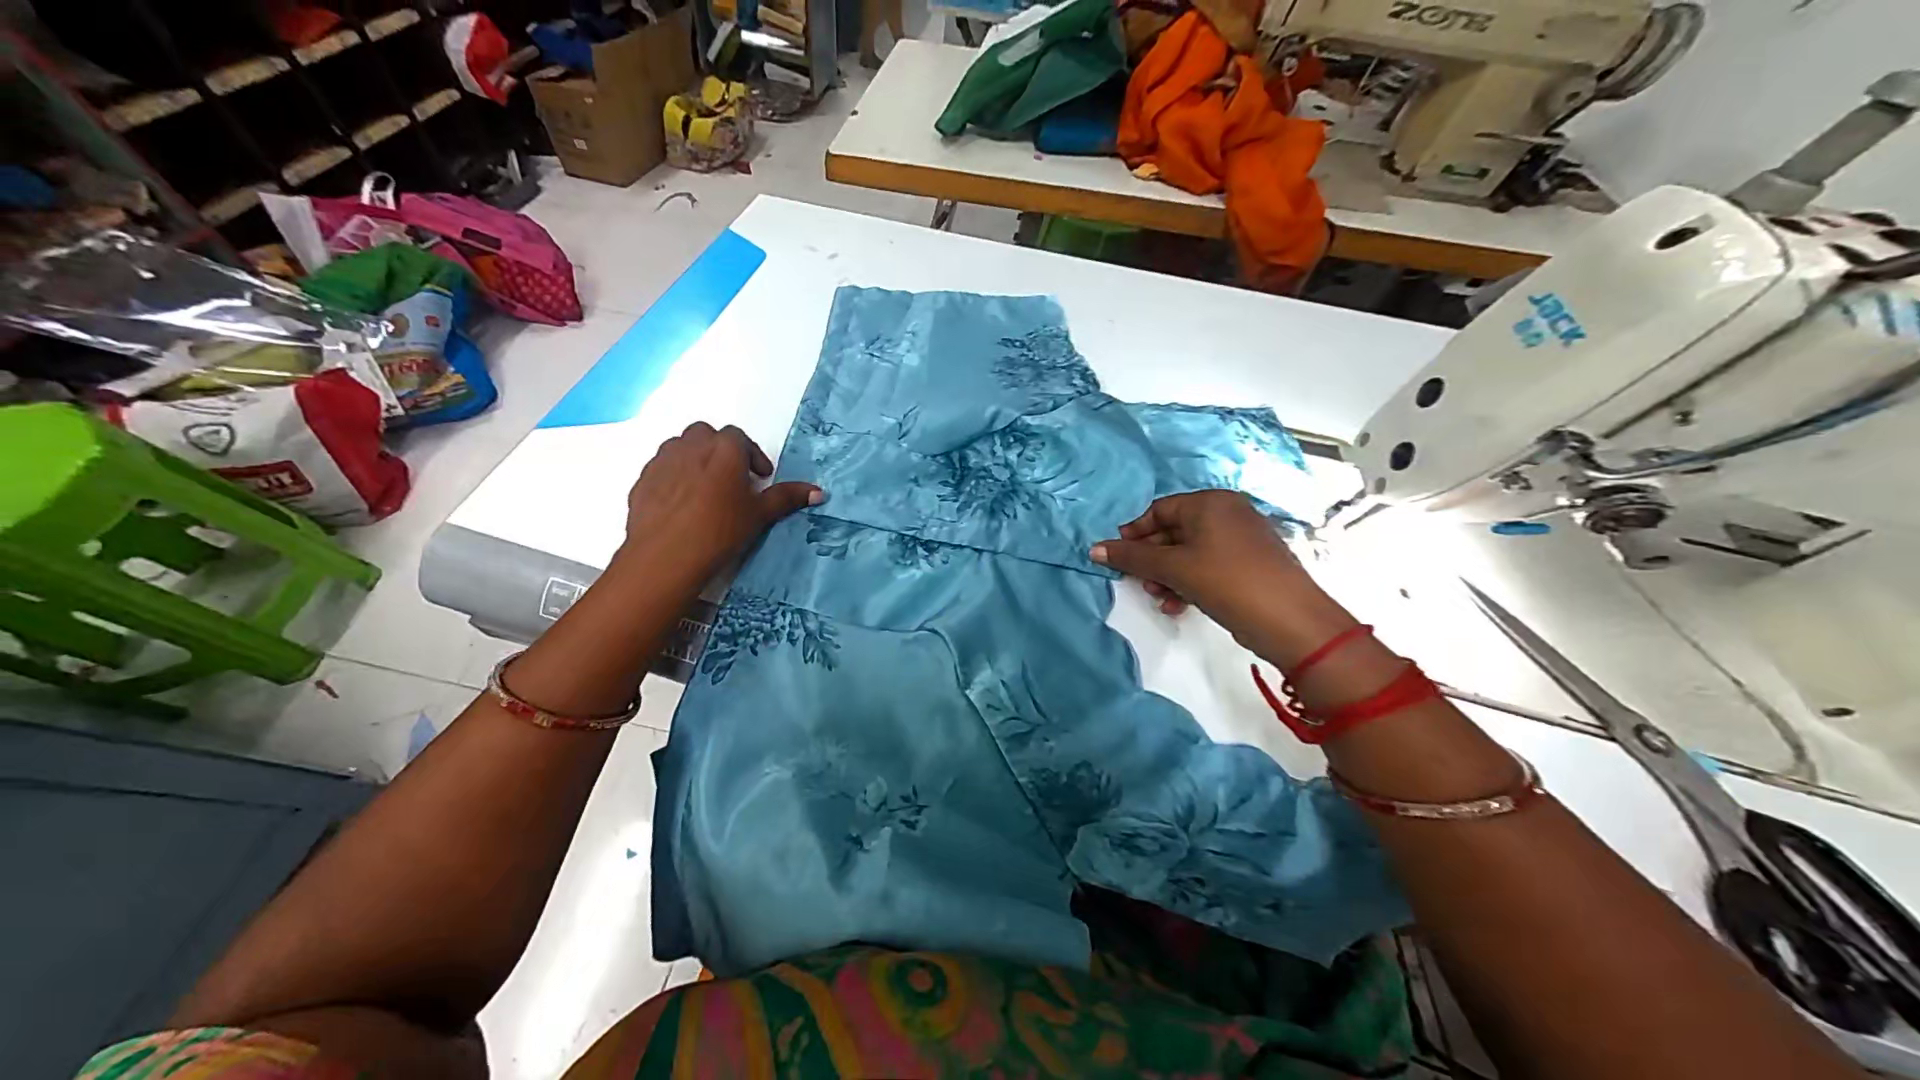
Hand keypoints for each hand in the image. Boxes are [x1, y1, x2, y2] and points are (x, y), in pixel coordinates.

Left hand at [622, 422, 820, 580]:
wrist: (665, 555)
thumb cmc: (720, 530)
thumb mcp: (759, 515)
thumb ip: (786, 498)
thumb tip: (818, 492)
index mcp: (724, 448)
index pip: (739, 437)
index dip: (752, 455)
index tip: (758, 478)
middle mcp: (691, 445)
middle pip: (706, 434)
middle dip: (720, 450)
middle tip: (732, 478)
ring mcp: (662, 461)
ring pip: (680, 447)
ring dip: (695, 459)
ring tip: (706, 489)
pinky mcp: (642, 480)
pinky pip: (662, 468)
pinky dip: (674, 476)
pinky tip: (682, 504)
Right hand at [1091, 491, 1354, 663]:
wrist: (1289, 620)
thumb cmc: (1227, 581)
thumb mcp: (1174, 568)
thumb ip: (1132, 557)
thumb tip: (1095, 549)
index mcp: (1211, 502)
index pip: (1159, 510)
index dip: (1134, 534)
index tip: (1118, 558)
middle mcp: (1227, 512)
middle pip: (1173, 531)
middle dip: (1152, 560)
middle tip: (1139, 583)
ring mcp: (1241, 538)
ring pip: (1189, 552)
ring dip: (1167, 575)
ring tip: (1160, 597)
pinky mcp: (1248, 564)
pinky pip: (1207, 565)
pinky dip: (1189, 582)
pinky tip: (1179, 605)